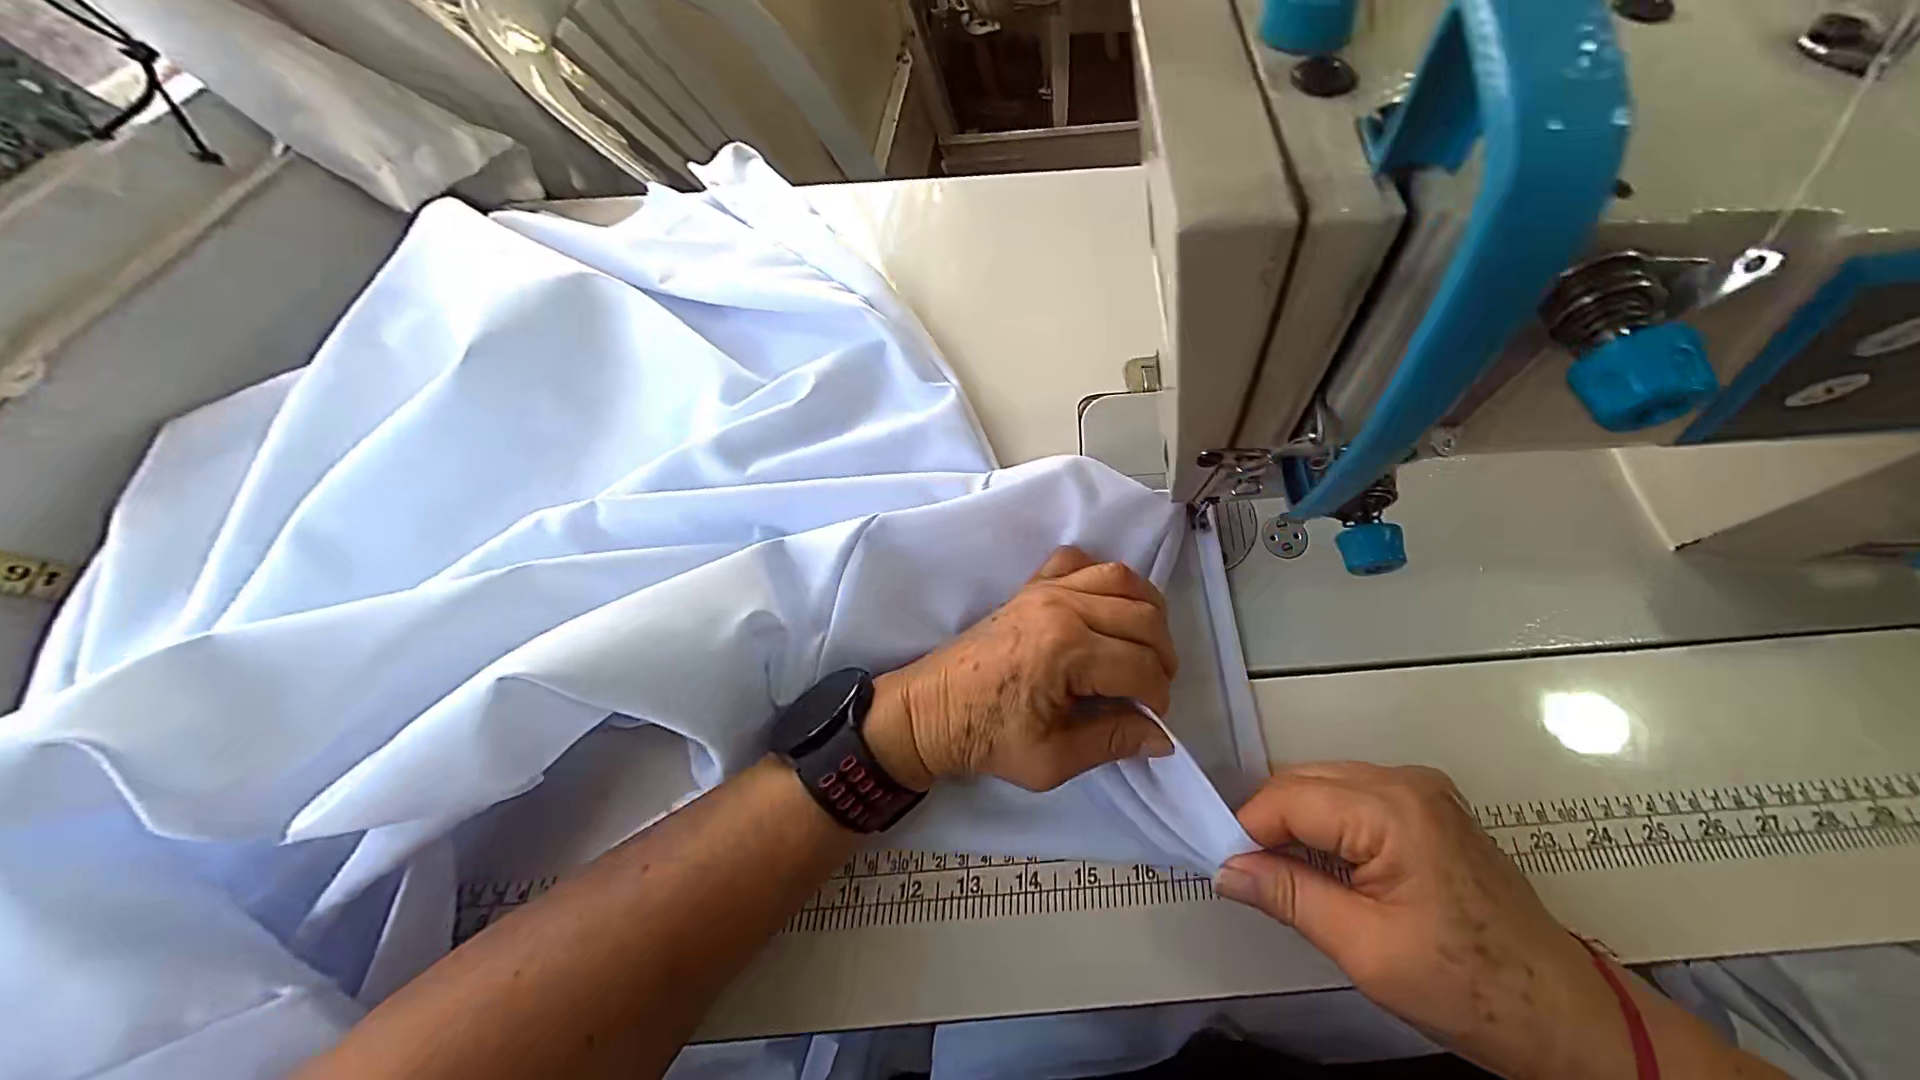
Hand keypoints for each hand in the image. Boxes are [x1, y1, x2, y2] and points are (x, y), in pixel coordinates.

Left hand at [863, 546, 1178, 792]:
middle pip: (1143, 619)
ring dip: (1146, 611)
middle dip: (1162, 657)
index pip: (1143, 668)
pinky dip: (1101, 576)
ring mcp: (1044, 589)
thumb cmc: (985, 737)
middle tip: (1151, 687)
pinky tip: (1105, 606)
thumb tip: (1160, 737)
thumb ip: (1112, 743)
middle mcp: (1062, 608)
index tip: (1149, 717)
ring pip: (1121, 579)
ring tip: (1144, 646)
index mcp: (1068, 651)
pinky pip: (1077, 561)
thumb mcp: (1052, 760)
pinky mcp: (1030, 586)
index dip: (1157, 697)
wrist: (931, 710)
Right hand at [1212, 763, 1632, 1079]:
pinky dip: (1322, 821)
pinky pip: (1348, 794)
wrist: (1567, 1016)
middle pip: (1301, 782)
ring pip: (1321, 784)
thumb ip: (1288, 897)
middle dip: (1267, 823)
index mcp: (1394, 811)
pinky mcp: (1425, 802)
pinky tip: (1322, 860)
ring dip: (1293, 821)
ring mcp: (1419, 788)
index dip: (1247, 830)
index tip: (1226, 866)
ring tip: (1283, 872)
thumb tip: (1225, 870)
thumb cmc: (1472, 989)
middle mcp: (1405, 782)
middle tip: (1248, 873)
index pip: (1288, 799)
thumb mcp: (1365, 950)